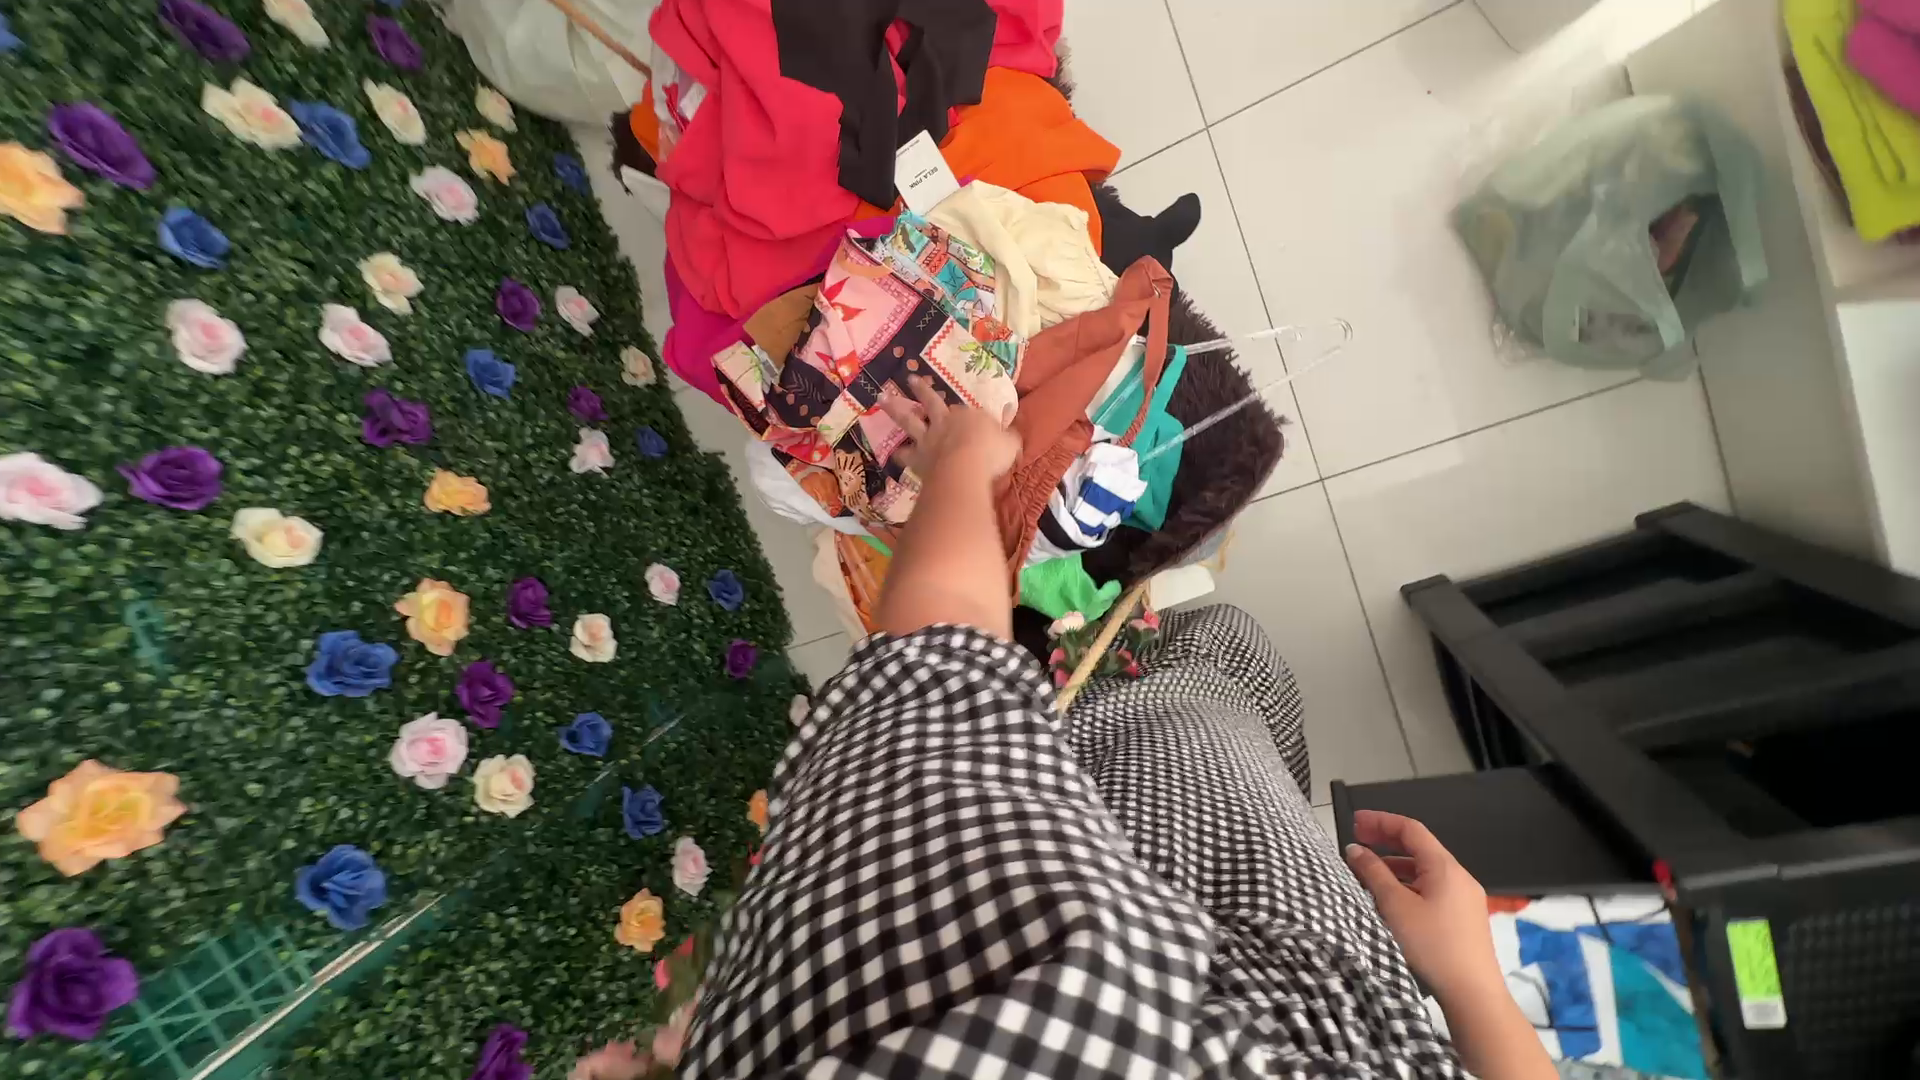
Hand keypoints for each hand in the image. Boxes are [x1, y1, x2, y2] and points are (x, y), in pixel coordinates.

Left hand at [879, 377, 1019, 485]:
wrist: (966, 467)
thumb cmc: (991, 453)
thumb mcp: (1009, 441)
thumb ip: (1008, 433)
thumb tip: (1011, 419)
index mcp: (968, 415)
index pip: (965, 410)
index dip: (965, 412)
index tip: (965, 413)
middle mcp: (945, 421)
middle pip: (931, 402)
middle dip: (921, 390)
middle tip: (911, 378)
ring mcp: (929, 438)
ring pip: (909, 420)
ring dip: (896, 409)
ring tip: (882, 397)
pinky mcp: (918, 457)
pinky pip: (906, 455)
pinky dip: (900, 454)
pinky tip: (894, 454)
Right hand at [1345, 810, 1502, 1004]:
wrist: (1473, 996)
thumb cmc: (1431, 944)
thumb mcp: (1394, 904)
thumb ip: (1373, 872)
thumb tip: (1355, 849)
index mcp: (1445, 868)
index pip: (1411, 829)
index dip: (1380, 821)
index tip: (1354, 822)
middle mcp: (1459, 877)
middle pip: (1419, 847)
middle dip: (1386, 841)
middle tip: (1357, 841)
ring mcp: (1465, 899)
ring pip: (1424, 869)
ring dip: (1394, 864)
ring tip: (1367, 872)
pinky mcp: (1464, 918)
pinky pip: (1431, 888)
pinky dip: (1407, 883)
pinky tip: (1390, 897)